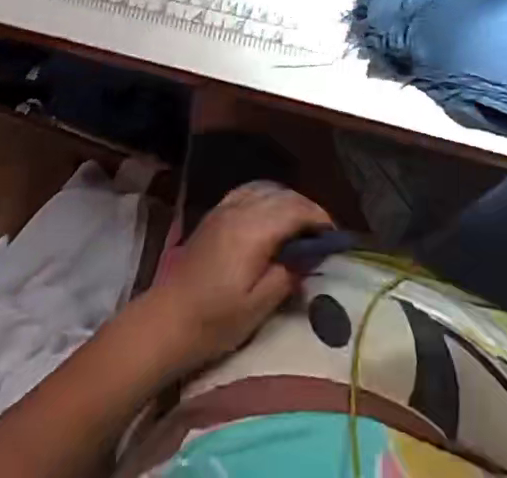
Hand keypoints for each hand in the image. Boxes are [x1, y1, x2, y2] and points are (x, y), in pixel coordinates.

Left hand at [137, 182, 333, 374]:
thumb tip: (308, 256)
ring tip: (301, 227)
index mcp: (251, 231)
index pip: (294, 210)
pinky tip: (271, 217)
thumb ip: (287, 275)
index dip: (320, 219)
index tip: (336, 238)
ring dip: (287, 201)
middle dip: (307, 209)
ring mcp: (222, 210)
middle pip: (281, 195)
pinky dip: (265, 197)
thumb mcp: (259, 305)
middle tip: (323, 235)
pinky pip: (245, 193)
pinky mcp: (213, 215)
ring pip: (263, 189)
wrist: (170, 317)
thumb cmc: (217, 318)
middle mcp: (237, 211)